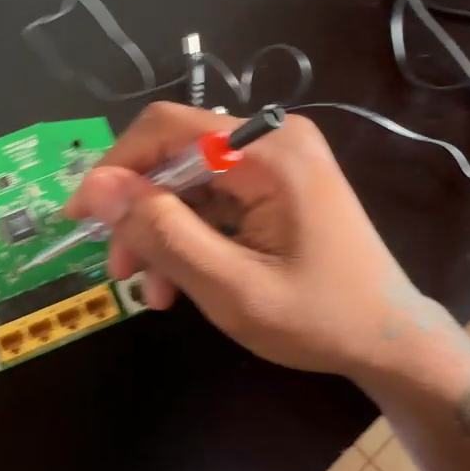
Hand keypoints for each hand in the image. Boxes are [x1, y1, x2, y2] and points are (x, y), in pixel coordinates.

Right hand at [65, 103, 469, 391]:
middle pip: (174, 157)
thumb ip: (162, 233)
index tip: (80, 219)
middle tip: (122, 274)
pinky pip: (213, 198)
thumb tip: (97, 186)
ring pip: (187, 183)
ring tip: (155, 293)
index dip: (114, 169)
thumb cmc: (319, 319)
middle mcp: (273, 138)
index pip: (166, 129)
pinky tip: (180, 282)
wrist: (389, 341)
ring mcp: (277, 160)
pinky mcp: (277, 184)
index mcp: (269, 150)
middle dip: (140, 215)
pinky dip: (188, 237)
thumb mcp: (230, 286)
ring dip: (161, 234)